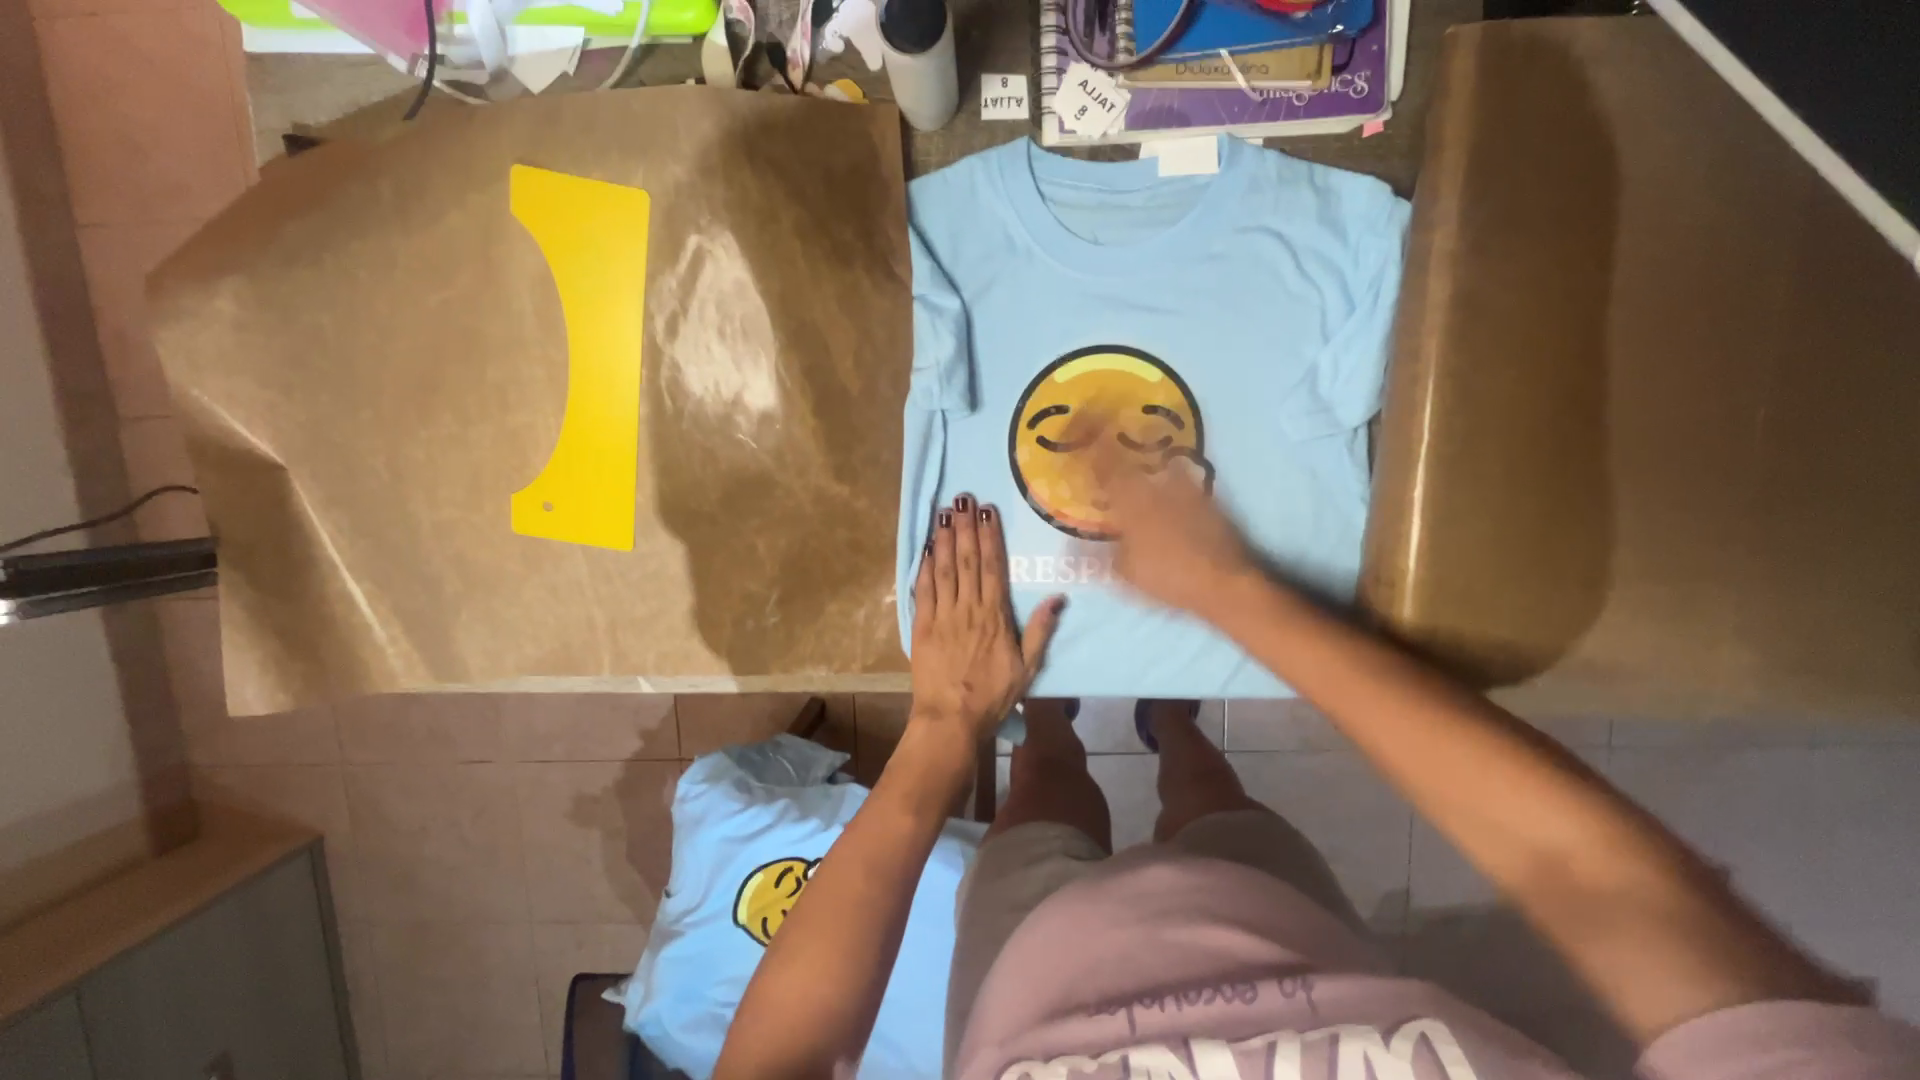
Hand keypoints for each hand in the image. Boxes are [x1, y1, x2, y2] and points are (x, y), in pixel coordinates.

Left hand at [911, 494, 1063, 741]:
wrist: (952, 719)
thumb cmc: (993, 696)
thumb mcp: (1028, 667)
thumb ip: (1041, 630)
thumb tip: (1058, 597)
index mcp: (996, 616)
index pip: (993, 567)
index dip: (990, 536)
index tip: (987, 511)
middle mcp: (969, 609)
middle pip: (967, 560)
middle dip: (965, 527)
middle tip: (963, 499)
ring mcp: (943, 616)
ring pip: (944, 569)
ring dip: (944, 539)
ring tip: (944, 513)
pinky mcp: (921, 627)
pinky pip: (924, 590)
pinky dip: (924, 567)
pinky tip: (926, 548)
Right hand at [1085, 415, 1261, 622]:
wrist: (1226, 582)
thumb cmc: (1169, 578)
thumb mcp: (1124, 573)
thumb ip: (1096, 556)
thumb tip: (1066, 552)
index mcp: (1130, 501)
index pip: (1102, 463)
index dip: (1086, 440)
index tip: (1074, 423)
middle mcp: (1156, 486)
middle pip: (1130, 450)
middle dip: (1111, 431)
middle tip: (1100, 418)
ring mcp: (1184, 487)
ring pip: (1158, 456)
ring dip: (1143, 441)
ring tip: (1134, 431)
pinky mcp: (1206, 497)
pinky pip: (1180, 472)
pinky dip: (1168, 465)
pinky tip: (1166, 467)